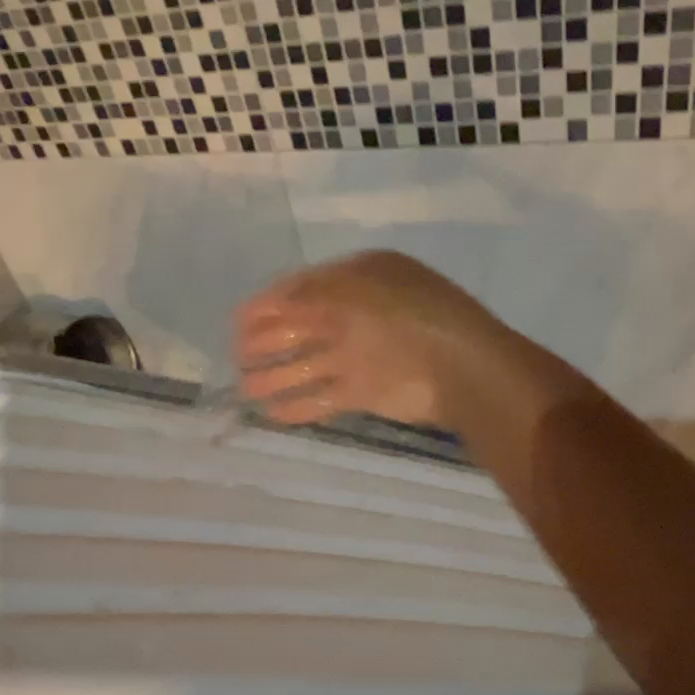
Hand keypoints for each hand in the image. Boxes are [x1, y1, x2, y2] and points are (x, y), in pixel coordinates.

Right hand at [233, 250, 507, 426]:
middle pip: (300, 329)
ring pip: (306, 366)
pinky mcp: (365, 393)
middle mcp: (355, 316)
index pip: (303, 290)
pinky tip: (271, 413)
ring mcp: (360, 357)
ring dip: (275, 376)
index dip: (268, 304)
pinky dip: (299, 406)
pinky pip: (324, 398)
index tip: (239, 321)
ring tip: (245, 389)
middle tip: (237, 356)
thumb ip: (309, 292)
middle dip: (266, 341)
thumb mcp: (356, 286)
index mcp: (357, 281)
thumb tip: (271, 300)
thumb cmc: (406, 315)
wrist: (457, 367)